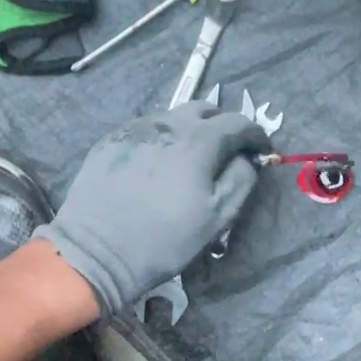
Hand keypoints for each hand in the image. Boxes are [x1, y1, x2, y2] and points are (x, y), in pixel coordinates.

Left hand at [33, 102, 271, 314]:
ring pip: (173, 117)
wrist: (98, 251)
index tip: (262, 151)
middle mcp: (166, 123)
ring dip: (192, 130)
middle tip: (230, 150)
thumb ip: (241, 179)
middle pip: (204, 109)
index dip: (256, 135)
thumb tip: (247, 159)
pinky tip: (160, 166)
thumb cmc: (166, 239)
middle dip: (224, 125)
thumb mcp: (217, 216)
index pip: (238, 122)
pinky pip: (147, 130)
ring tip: (194, 158)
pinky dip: (164, 140)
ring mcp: (134, 129)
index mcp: (198, 140)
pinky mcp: (110, 141)